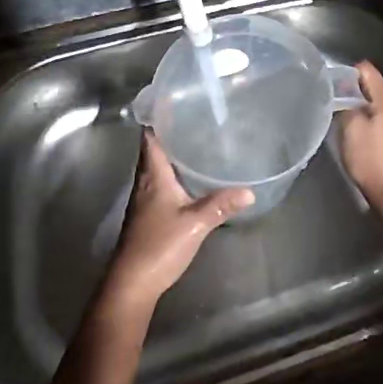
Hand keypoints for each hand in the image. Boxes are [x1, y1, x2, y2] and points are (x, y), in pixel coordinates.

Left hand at [103, 132, 252, 309]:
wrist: (132, 281)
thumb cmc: (159, 245)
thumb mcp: (195, 223)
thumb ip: (220, 205)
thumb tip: (249, 191)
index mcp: (152, 174)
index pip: (149, 135)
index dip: (158, 117)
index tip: (175, 102)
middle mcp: (144, 180)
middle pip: (152, 148)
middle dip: (168, 132)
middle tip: (192, 119)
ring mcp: (143, 198)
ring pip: (155, 166)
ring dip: (169, 153)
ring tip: (193, 142)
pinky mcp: (146, 213)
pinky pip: (158, 182)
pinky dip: (170, 173)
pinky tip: (187, 178)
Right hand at [337, 61, 382, 204]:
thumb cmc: (370, 157)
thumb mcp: (351, 126)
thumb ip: (344, 102)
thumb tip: (338, 89)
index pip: (364, 68)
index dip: (344, 71)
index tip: (326, 81)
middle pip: (365, 82)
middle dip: (344, 86)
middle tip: (323, 94)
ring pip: (365, 98)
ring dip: (348, 101)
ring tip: (329, 108)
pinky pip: (368, 112)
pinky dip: (355, 113)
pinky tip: (341, 123)